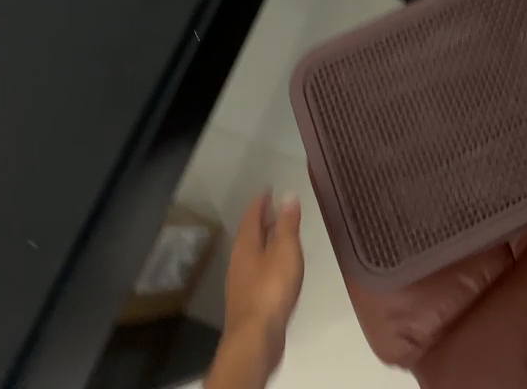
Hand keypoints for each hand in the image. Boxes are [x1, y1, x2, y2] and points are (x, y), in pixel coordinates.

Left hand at [220, 190, 304, 378]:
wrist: (255, 337)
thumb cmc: (271, 288)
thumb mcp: (286, 250)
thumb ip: (288, 223)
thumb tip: (287, 195)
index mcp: (246, 244)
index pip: (252, 214)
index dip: (261, 200)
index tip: (269, 188)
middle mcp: (239, 259)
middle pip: (250, 232)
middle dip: (262, 219)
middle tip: (275, 207)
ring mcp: (241, 280)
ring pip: (252, 251)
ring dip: (264, 239)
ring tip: (279, 232)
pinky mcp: (248, 298)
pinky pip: (256, 267)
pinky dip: (266, 257)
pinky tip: (277, 264)